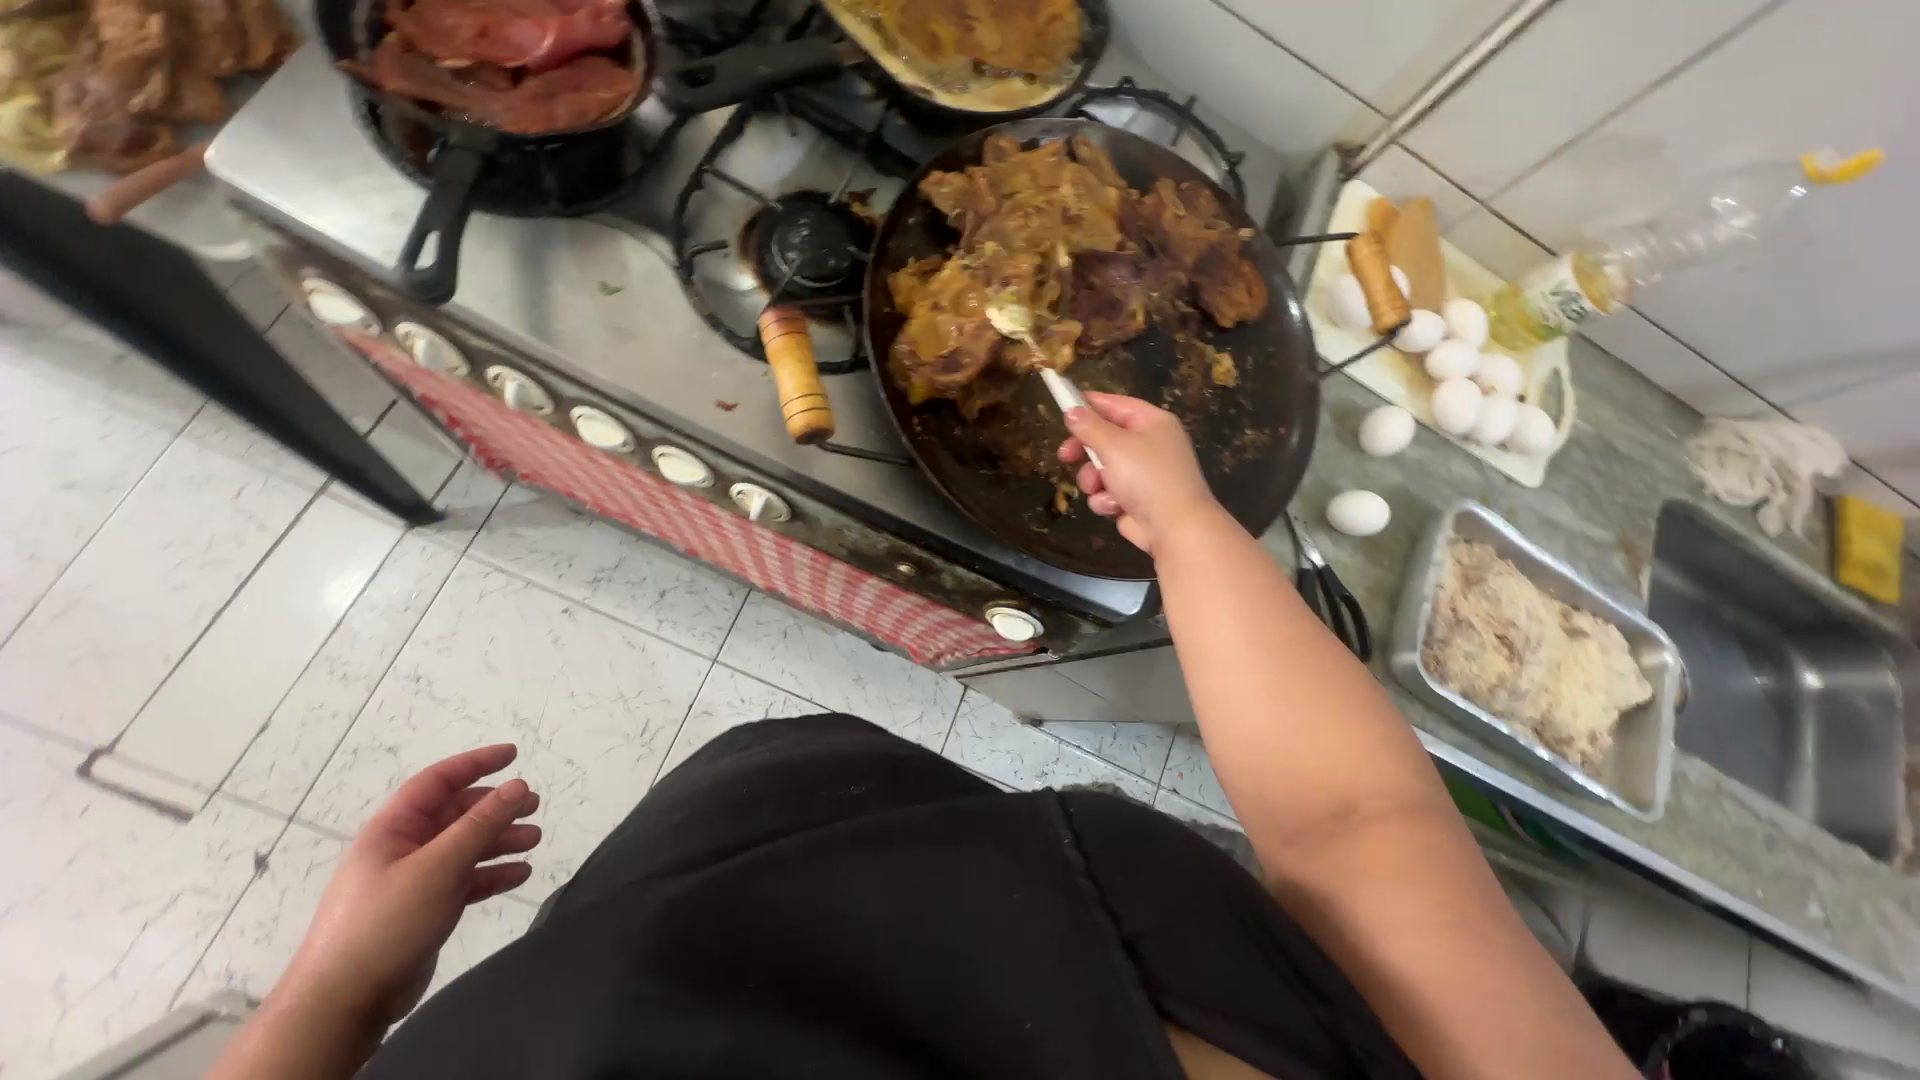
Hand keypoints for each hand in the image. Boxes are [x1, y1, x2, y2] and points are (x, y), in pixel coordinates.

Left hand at [280, 745, 541, 1027]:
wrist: (344, 1002)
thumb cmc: (386, 923)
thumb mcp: (438, 867)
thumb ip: (480, 825)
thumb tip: (518, 786)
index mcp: (393, 830)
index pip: (437, 782)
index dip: (475, 763)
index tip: (514, 755)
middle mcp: (403, 849)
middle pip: (457, 814)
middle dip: (497, 807)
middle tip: (534, 806)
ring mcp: (414, 880)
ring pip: (465, 847)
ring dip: (500, 840)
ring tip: (534, 840)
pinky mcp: (425, 909)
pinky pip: (466, 880)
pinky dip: (492, 874)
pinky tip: (520, 875)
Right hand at [1058, 392, 1221, 553]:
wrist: (1174, 527)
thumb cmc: (1146, 477)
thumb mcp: (1114, 445)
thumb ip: (1089, 426)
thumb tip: (1071, 410)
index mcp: (1152, 422)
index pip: (1115, 404)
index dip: (1089, 405)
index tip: (1063, 408)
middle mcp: (1149, 444)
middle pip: (1105, 438)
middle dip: (1085, 450)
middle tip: (1066, 456)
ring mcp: (1143, 473)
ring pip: (1102, 468)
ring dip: (1093, 479)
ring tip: (1096, 487)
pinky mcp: (1135, 499)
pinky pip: (1108, 492)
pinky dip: (1106, 499)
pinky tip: (1114, 506)